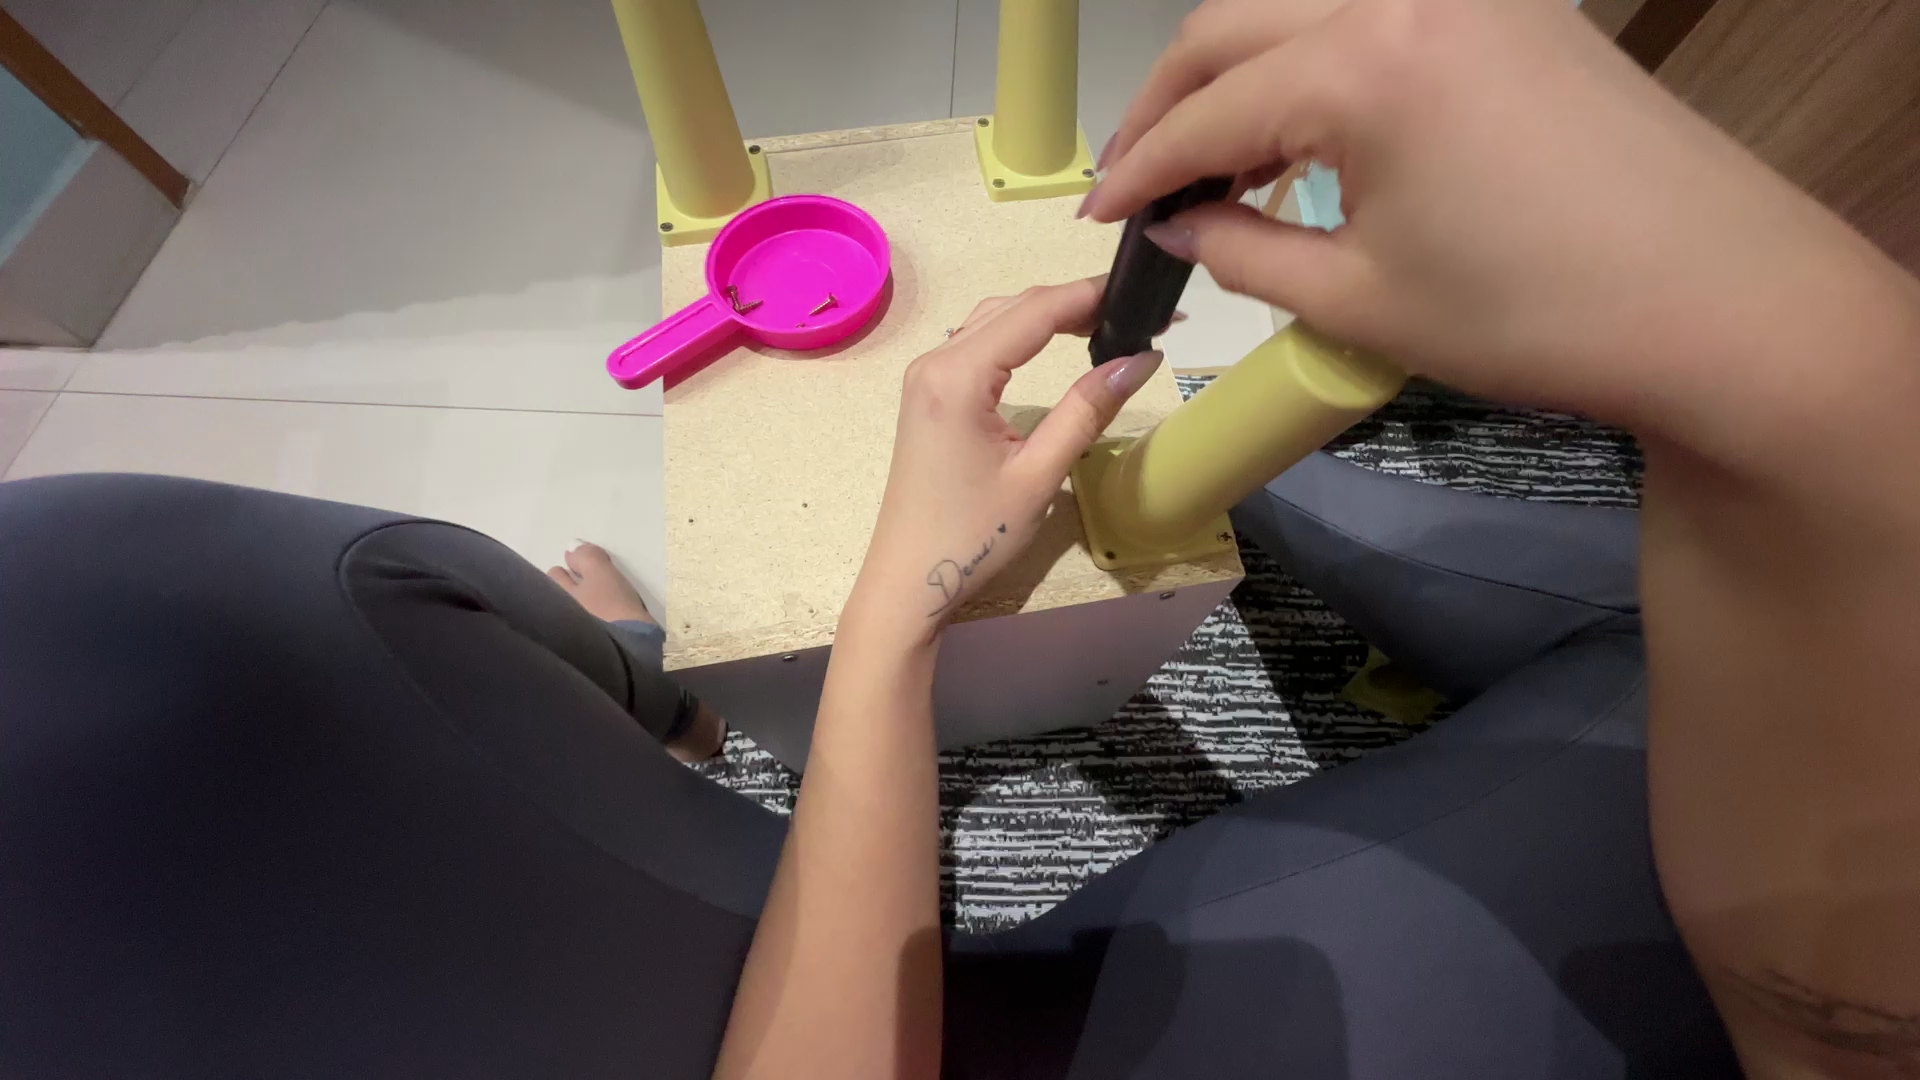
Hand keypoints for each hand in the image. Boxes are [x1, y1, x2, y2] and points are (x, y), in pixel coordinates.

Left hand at [842, 278, 1162, 644]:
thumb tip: (1142, 359)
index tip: (1146, 296)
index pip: (1035, 311)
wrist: (908, 578)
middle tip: (1133, 313)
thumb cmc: (973, 536)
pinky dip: (1017, 337)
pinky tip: (1047, 346)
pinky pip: (975, 346)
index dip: (1094, 295)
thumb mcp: (1038, 475)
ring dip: (1044, 316)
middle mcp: (934, 362)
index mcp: (958, 376)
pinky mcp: (926, 396)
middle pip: (1012, 308)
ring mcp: (924, 377)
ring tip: (1101, 324)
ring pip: (992, 322)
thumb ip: (1087, 410)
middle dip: (1073, 302)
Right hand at [1083, 0, 1915, 437]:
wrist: (1712, 304)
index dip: (1135, 173)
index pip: (1204, 114)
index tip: (1094, 219)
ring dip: (1224, 81)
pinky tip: (1284, 138)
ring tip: (1197, 168)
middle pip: (1229, 26)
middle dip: (1161, 108)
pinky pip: (1360, 19)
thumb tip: (1177, 227)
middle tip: (1130, 185)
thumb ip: (1240, 252)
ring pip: (1290, 9)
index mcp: (1363, 66)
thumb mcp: (1349, 298)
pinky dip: (1296, 71)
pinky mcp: (1502, 10)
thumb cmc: (1516, 316)